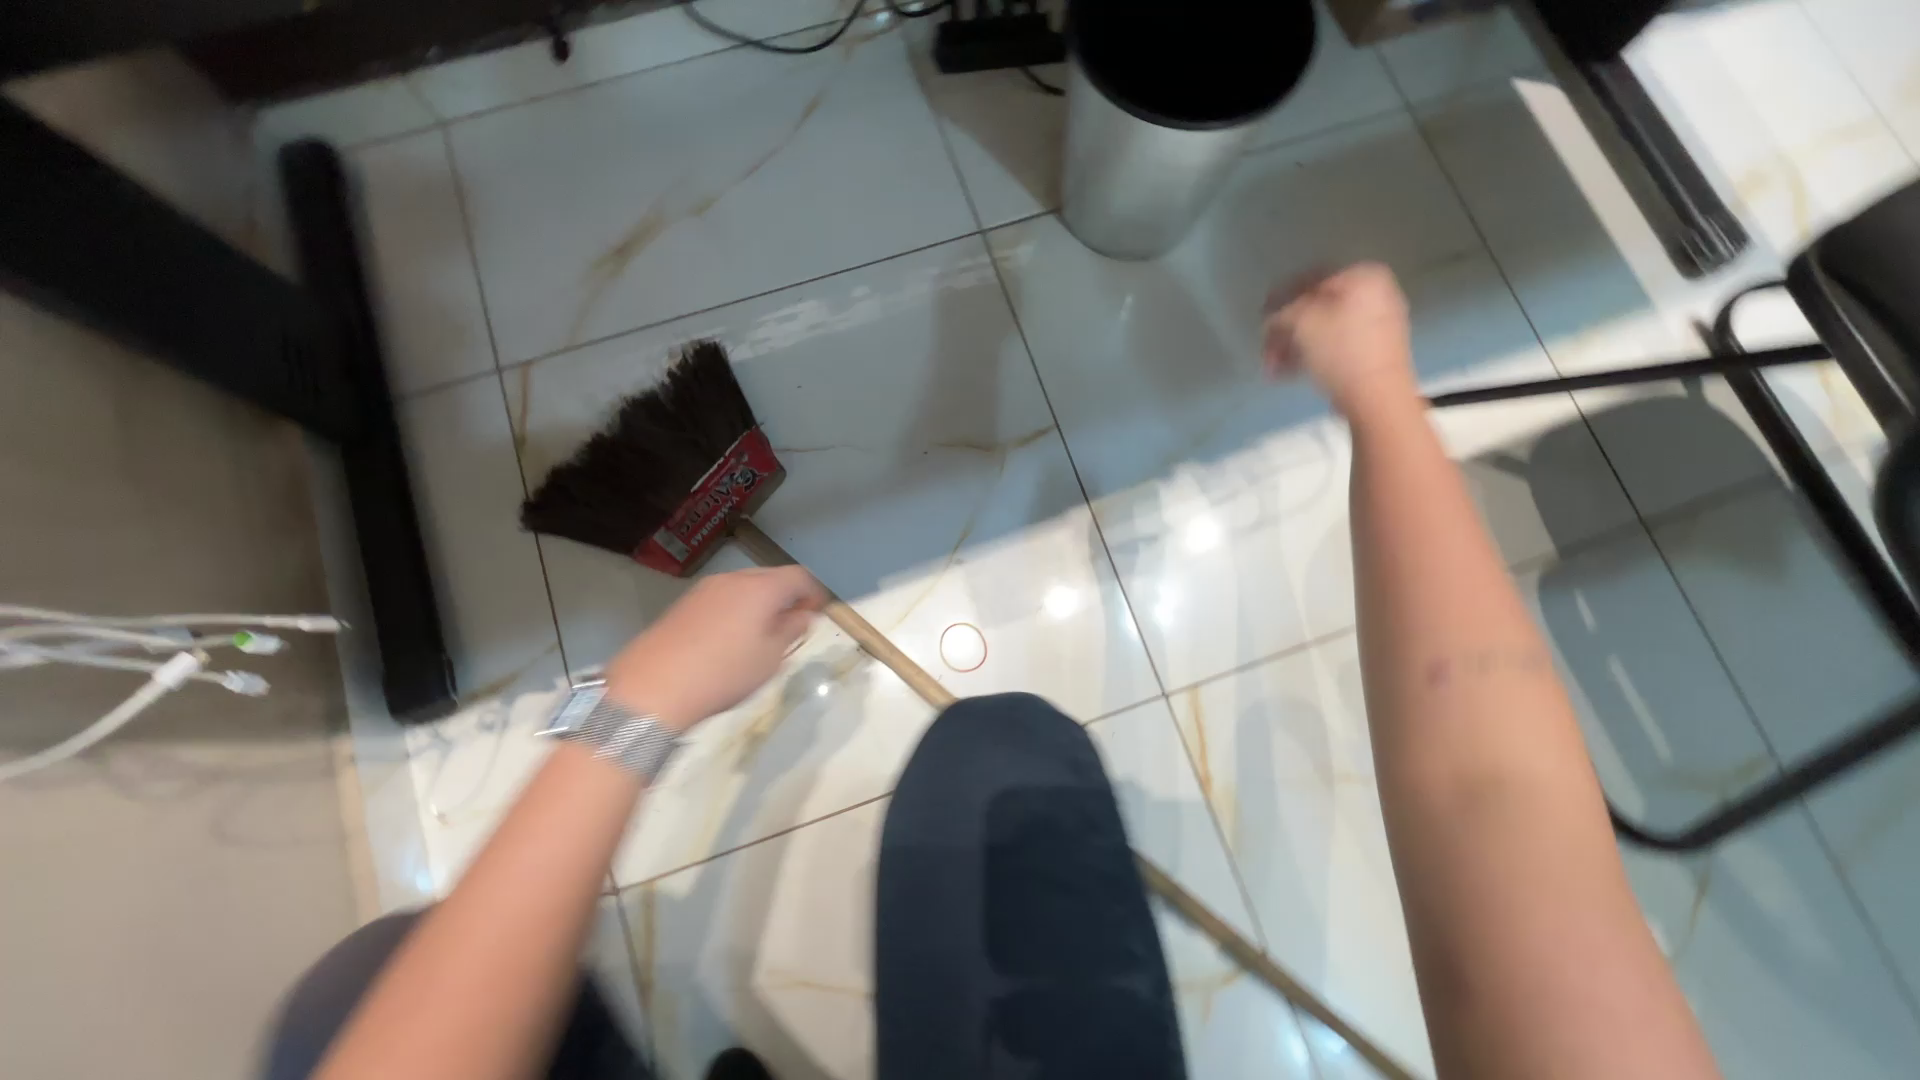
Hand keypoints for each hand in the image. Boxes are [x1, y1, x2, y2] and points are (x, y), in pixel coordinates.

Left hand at [603, 567, 826, 732]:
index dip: (814, 593)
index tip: (818, 615)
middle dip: (786, 597)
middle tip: (792, 626)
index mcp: (760, 588)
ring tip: (761, 635)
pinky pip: (722, 599)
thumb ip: (792, 630)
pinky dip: (736, 611)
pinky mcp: (683, 604)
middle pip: (770, 578)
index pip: (799, 577)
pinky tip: (730, 639)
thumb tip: (802, 615)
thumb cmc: (724, 672)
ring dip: (760, 604)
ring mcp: (704, 590)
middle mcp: (733, 579)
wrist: (653, 687)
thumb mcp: (770, 657)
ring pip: (744, 587)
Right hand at [1261, 262, 1416, 415]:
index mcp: (1362, 276)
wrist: (1378, 396)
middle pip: (1317, 307)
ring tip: (1273, 369)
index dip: (1281, 296)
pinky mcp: (1375, 350)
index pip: (1311, 278)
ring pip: (1323, 328)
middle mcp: (1375, 292)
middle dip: (1286, 330)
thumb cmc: (1340, 351)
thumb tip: (1274, 317)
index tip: (1262, 316)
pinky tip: (1290, 373)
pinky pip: (1336, 344)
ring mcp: (1378, 322)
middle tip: (1265, 349)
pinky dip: (1312, 354)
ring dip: (1294, 346)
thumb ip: (1281, 312)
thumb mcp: (1301, 323)